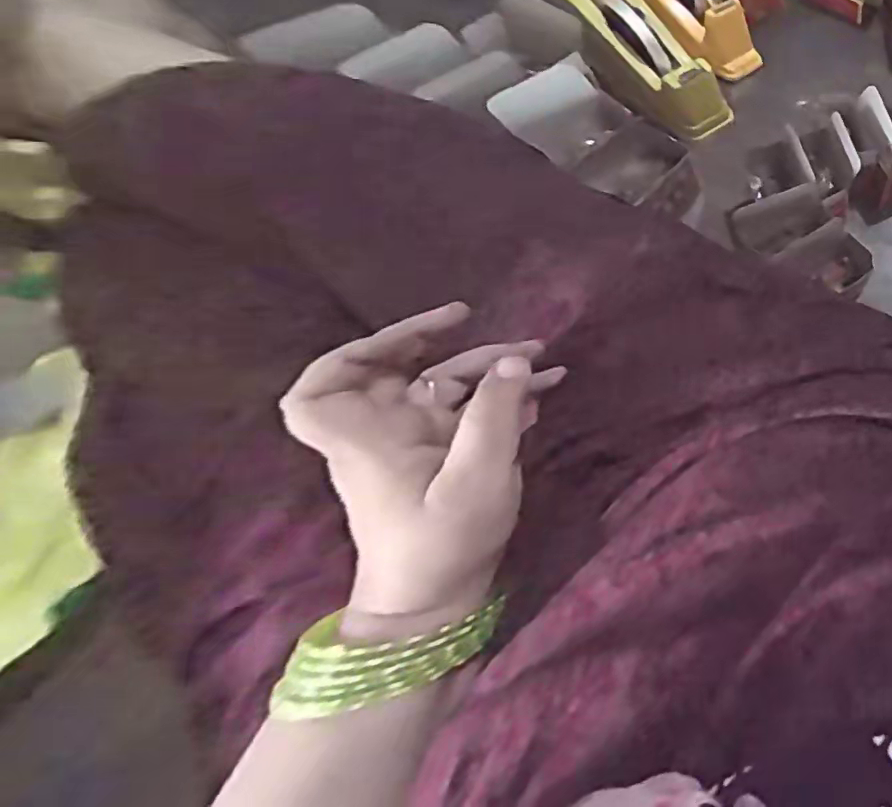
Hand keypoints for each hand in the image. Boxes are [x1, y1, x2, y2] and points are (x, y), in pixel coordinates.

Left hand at [279, 302, 565, 625]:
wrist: (438, 601)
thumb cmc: (443, 541)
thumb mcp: (476, 476)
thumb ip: (495, 414)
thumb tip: (514, 359)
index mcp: (371, 439)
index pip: (318, 392)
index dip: (351, 356)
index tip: (413, 338)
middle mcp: (390, 434)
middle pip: (398, 375)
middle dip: (439, 345)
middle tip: (477, 320)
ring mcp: (422, 445)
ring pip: (447, 389)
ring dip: (491, 369)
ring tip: (544, 358)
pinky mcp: (451, 457)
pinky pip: (473, 411)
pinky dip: (505, 395)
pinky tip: (543, 389)